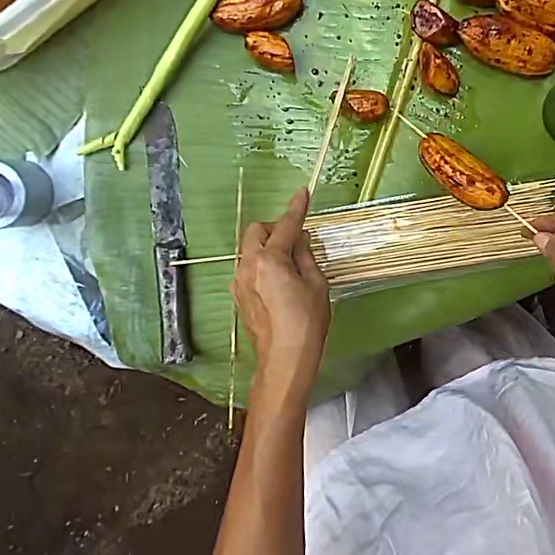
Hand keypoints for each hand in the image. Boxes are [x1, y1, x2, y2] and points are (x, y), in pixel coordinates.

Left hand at [234, 189, 329, 399]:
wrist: (284, 361)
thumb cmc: (306, 324)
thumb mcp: (316, 285)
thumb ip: (306, 255)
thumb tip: (300, 239)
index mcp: (269, 260)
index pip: (285, 226)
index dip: (296, 209)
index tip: (302, 194)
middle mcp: (248, 267)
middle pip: (256, 232)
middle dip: (275, 229)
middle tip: (295, 240)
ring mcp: (238, 282)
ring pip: (249, 250)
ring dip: (267, 248)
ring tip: (290, 265)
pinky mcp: (238, 296)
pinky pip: (248, 269)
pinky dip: (262, 265)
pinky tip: (279, 281)